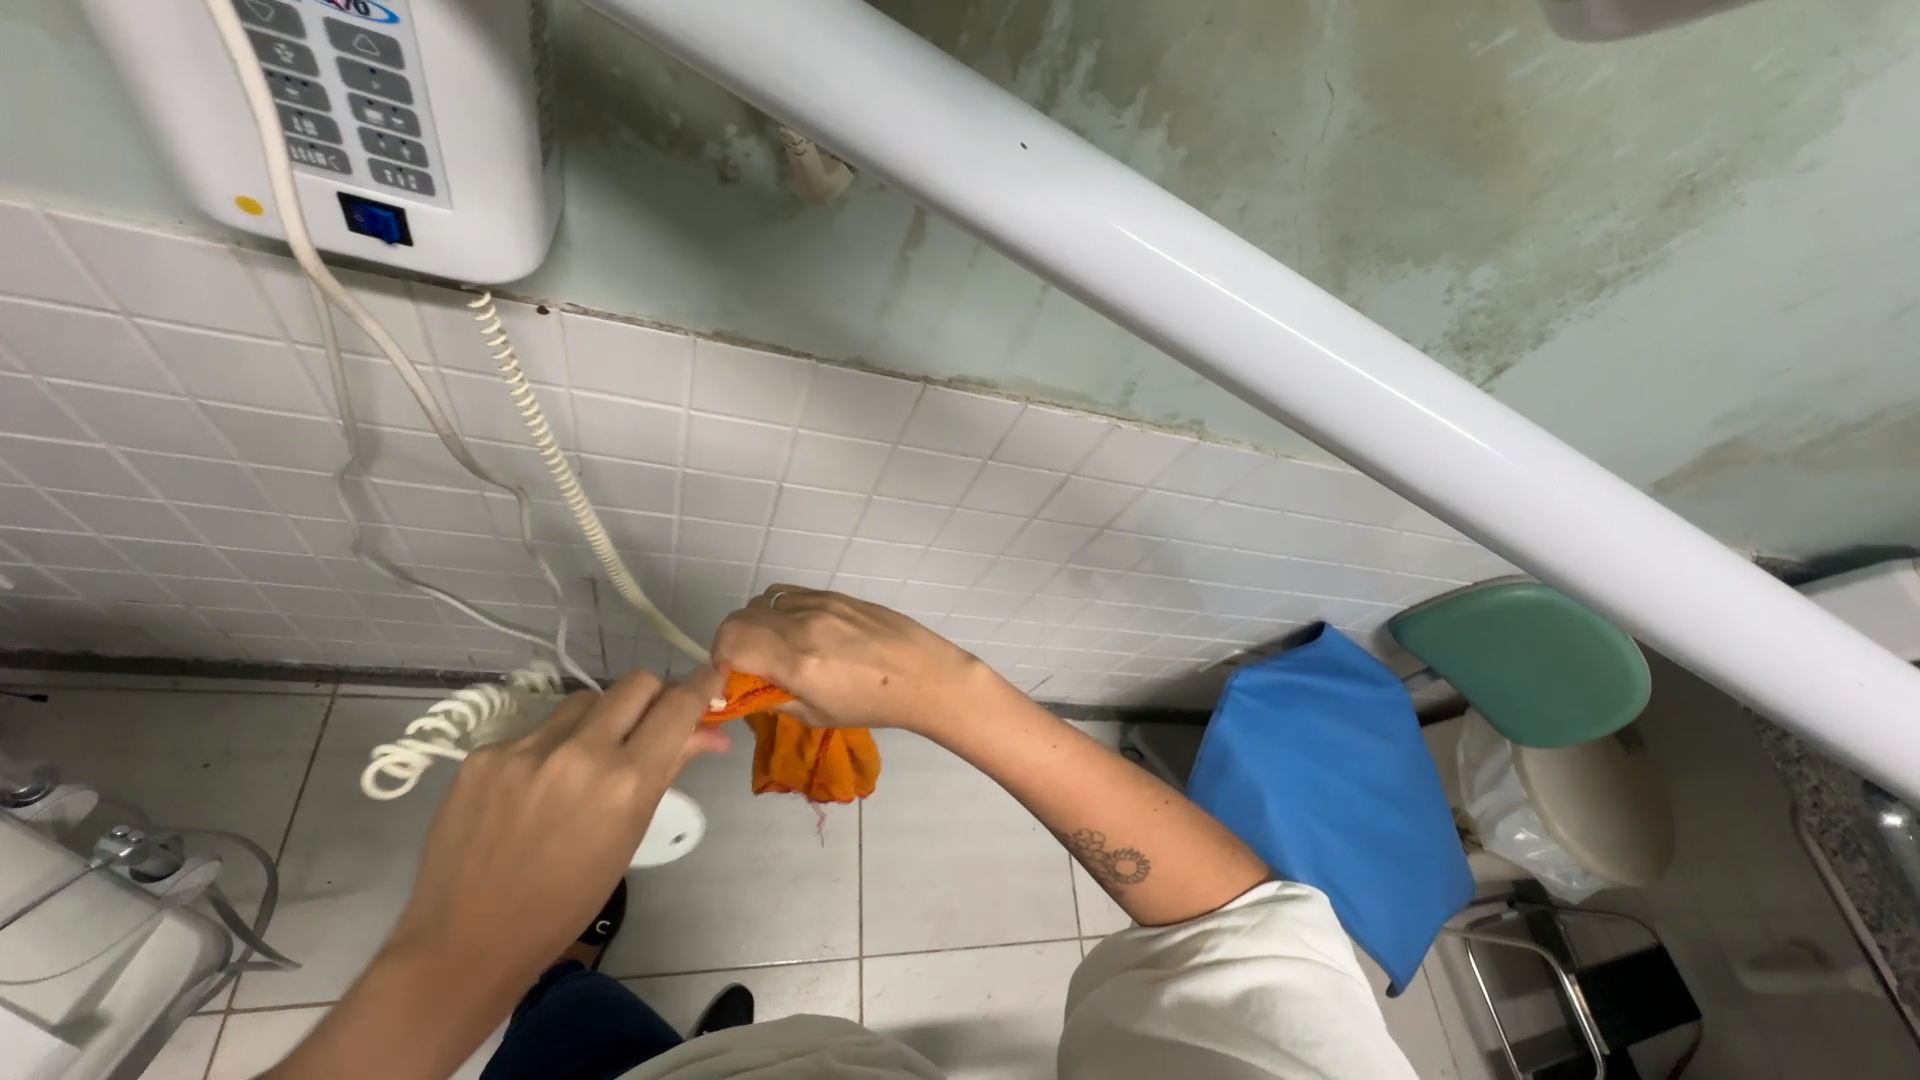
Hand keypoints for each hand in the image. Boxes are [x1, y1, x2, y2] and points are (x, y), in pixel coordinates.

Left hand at [382, 668, 726, 989]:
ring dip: (601, 718)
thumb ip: (669, 770)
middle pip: (636, 683)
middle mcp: (579, 752)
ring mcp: (525, 748)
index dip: (701, 685)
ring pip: (585, 700)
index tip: (711, 677)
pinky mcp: (484, 753)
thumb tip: (712, 733)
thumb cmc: (567, 900)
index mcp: (625, 781)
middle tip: (650, 722)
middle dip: (653, 696)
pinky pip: (537, 729)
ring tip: (586, 760)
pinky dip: (551, 746)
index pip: (678, 706)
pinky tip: (537, 786)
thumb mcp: (630, 835)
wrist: (467, 938)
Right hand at [712, 586, 994, 734]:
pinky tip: (799, 631)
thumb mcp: (817, 715)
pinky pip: (789, 594)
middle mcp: (803, 625)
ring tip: (777, 648)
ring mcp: (820, 603)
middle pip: (739, 618)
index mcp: (797, 661)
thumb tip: (745, 689)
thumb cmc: (874, 705)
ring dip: (756, 624)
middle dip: (733, 643)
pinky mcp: (835, 594)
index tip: (733, 678)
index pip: (730, 642)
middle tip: (750, 666)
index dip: (721, 661)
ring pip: (762, 601)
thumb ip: (774, 699)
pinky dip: (779, 610)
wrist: (925, 675)